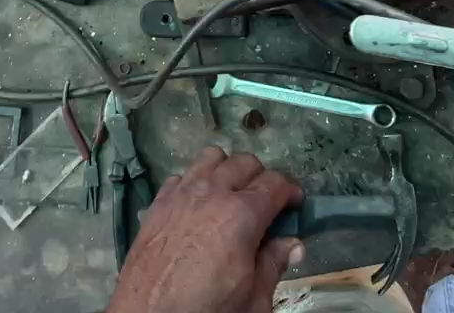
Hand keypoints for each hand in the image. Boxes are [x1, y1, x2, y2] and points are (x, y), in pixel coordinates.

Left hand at [106, 146, 304, 312]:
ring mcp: (182, 192)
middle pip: (245, 162)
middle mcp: (212, 192)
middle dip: (261, 178)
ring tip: (230, 194)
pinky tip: (197, 206)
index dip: (290, 191)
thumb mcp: (253, 301)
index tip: (295, 204)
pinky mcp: (158, 201)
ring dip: (226, 169)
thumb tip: (293, 244)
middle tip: (265, 204)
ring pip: (212, 157)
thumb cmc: (207, 312)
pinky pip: (182, 175)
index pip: (275, 184)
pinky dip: (194, 182)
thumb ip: (274, 265)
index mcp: (242, 215)